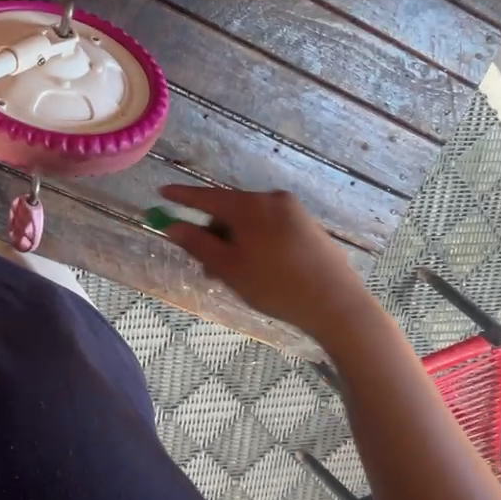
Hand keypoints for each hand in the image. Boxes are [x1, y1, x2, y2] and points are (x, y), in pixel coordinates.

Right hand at [158, 186, 381, 345]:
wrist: (339, 305)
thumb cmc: (276, 286)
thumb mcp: (229, 268)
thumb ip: (197, 244)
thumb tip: (172, 226)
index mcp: (249, 206)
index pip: (206, 196)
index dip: (181, 196)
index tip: (161, 193)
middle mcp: (271, 200)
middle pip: (229, 209)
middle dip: (213, 233)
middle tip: (207, 266)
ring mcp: (293, 211)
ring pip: (250, 221)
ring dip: (234, 241)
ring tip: (235, 275)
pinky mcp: (308, 226)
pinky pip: (269, 226)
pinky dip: (255, 241)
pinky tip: (259, 270)